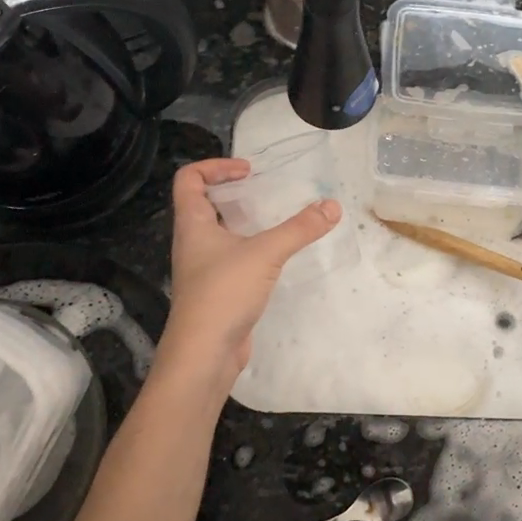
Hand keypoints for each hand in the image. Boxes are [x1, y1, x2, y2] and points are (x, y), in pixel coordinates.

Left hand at [156, 157, 339, 387]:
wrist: (204, 354)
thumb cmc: (223, 293)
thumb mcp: (266, 253)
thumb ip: (300, 228)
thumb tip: (332, 206)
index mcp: (192, 224)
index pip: (189, 179)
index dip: (214, 166)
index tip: (248, 171)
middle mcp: (193, 242)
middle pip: (205, 204)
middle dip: (235, 193)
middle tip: (267, 192)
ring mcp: (203, 269)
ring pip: (220, 234)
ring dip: (245, 223)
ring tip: (276, 220)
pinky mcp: (217, 291)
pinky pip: (233, 259)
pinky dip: (252, 250)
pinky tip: (276, 257)